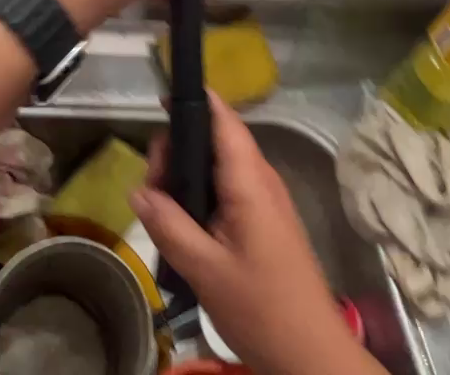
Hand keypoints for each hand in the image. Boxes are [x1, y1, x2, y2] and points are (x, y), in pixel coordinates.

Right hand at [130, 94, 370, 374]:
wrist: (311, 354)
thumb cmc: (260, 307)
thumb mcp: (204, 268)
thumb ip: (168, 224)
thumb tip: (138, 189)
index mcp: (250, 181)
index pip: (224, 119)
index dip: (196, 101)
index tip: (161, 100)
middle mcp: (261, 180)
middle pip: (216, 140)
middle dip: (179, 150)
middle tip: (151, 187)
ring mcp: (266, 200)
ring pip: (221, 165)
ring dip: (188, 175)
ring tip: (161, 208)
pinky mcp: (266, 221)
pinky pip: (229, 188)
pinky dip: (202, 194)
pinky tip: (183, 223)